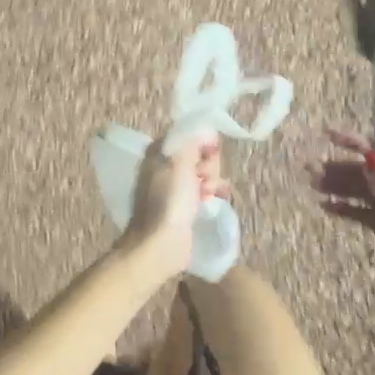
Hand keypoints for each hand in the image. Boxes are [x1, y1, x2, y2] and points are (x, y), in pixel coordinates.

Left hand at [116, 131, 231, 272]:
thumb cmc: (169, 201)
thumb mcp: (179, 163)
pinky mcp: (185, 206)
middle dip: (208, 164)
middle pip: (198, 154)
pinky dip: (212, 193)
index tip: (208, 152)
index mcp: (159, 153)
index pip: (187, 135)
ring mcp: (175, 188)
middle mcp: (165, 167)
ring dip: (212, 180)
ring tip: (208, 193)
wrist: (162, 244)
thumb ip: (191, 142)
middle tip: (203, 177)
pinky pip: (204, 191)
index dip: (202, 142)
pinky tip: (216, 200)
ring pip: (204, 173)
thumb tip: (203, 131)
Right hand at [308, 128, 374, 319]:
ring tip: (312, 185)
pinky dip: (348, 210)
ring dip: (340, 188)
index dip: (359, 143)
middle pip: (371, 174)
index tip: (330, 136)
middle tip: (310, 168)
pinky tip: (327, 208)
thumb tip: (372, 155)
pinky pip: (366, 216)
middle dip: (342, 167)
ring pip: (365, 194)